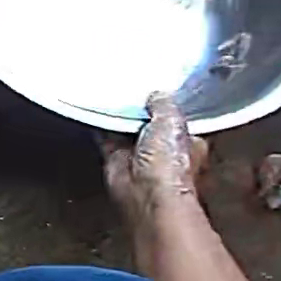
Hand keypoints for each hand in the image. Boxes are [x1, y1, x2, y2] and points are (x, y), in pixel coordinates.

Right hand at [104, 92, 206, 225]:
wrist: (144, 191)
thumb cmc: (170, 166)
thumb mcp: (173, 124)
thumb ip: (165, 106)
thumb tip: (158, 93)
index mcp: (187, 140)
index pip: (177, 117)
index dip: (167, 104)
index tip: (156, 90)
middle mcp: (162, 147)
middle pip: (149, 122)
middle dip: (140, 110)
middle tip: (130, 90)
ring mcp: (137, 153)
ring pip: (125, 128)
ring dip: (118, 117)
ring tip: (110, 96)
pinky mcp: (114, 157)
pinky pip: (104, 137)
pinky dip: (98, 126)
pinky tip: (94, 112)